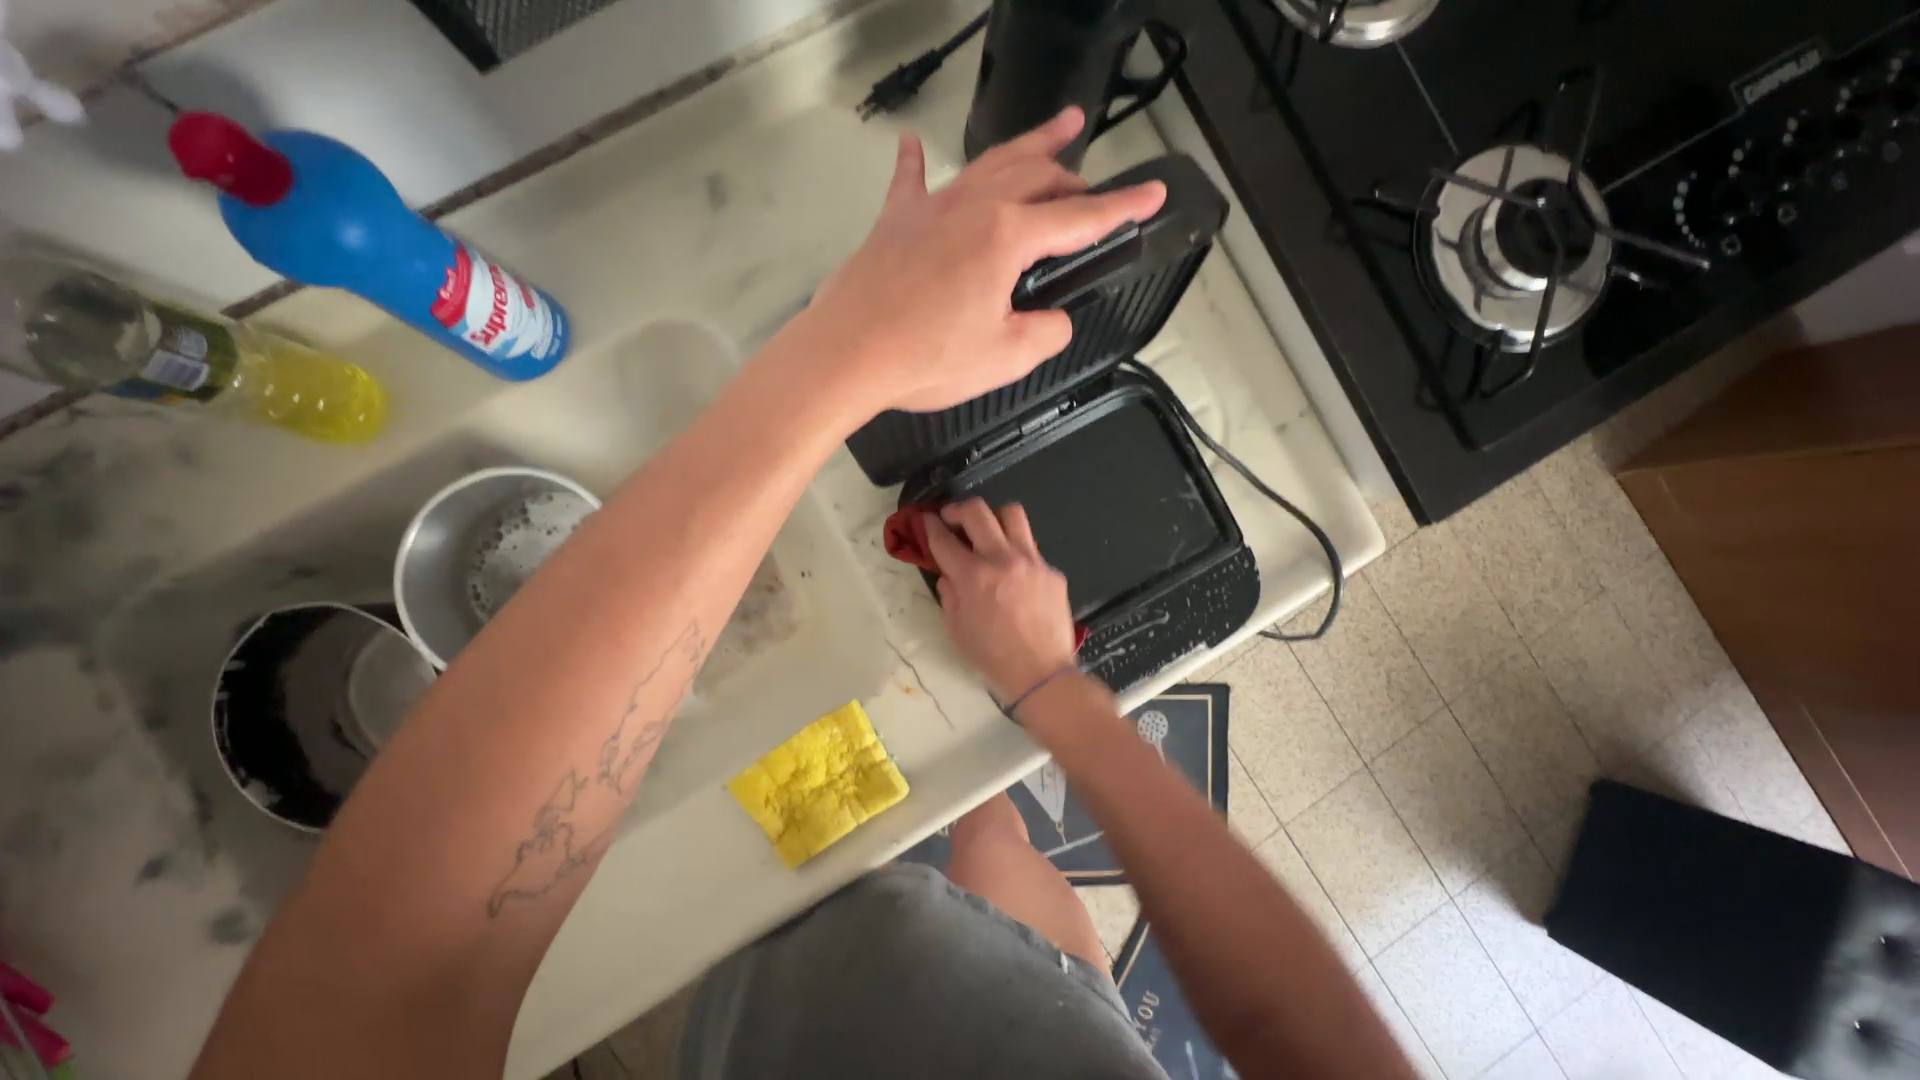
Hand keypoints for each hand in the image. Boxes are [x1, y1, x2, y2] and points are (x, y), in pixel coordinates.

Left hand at [797, 107, 1166, 413]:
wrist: (847, 354)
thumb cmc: (926, 357)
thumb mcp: (1006, 358)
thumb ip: (1046, 332)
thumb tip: (1052, 319)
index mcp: (1008, 237)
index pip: (1081, 218)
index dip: (1123, 208)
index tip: (1153, 194)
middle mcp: (974, 207)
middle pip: (1037, 176)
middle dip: (1073, 179)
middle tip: (1091, 189)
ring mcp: (931, 207)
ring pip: (990, 162)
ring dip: (1028, 145)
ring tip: (1060, 125)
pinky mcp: (895, 221)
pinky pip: (909, 180)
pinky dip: (915, 161)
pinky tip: (911, 141)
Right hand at [923, 498, 1077, 702]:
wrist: (1041, 672)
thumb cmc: (992, 656)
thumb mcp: (956, 629)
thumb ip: (949, 595)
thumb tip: (949, 575)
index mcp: (973, 576)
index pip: (944, 539)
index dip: (930, 525)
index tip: (927, 520)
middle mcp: (1002, 559)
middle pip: (977, 511)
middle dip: (957, 509)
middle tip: (952, 519)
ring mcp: (1032, 561)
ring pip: (1012, 514)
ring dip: (993, 518)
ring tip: (988, 531)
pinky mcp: (1052, 571)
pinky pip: (1032, 548)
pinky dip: (1017, 553)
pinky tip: (1014, 572)